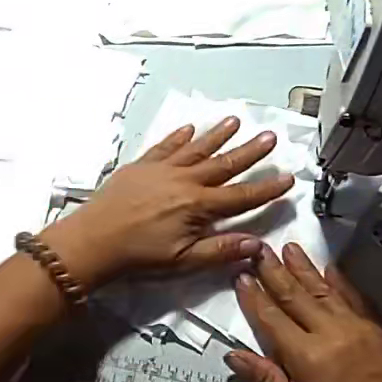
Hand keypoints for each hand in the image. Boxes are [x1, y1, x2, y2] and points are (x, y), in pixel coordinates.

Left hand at [40, 118, 294, 289]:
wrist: (94, 240)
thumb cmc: (137, 255)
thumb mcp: (183, 260)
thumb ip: (220, 251)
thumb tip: (255, 245)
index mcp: (198, 205)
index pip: (241, 196)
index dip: (267, 189)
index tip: (287, 179)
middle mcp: (184, 181)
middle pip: (224, 164)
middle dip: (250, 151)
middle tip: (270, 137)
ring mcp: (162, 170)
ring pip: (197, 148)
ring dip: (217, 135)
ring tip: (235, 121)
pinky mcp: (142, 166)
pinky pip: (165, 147)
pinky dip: (179, 137)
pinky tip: (188, 129)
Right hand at [228, 244, 381, 381]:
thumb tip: (235, 356)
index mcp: (307, 359)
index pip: (272, 319)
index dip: (254, 297)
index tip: (241, 276)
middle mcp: (332, 334)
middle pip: (296, 297)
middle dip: (274, 271)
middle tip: (260, 250)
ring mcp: (359, 328)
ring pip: (324, 291)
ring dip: (304, 268)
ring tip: (289, 248)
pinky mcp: (380, 330)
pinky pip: (355, 298)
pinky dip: (341, 282)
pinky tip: (331, 270)